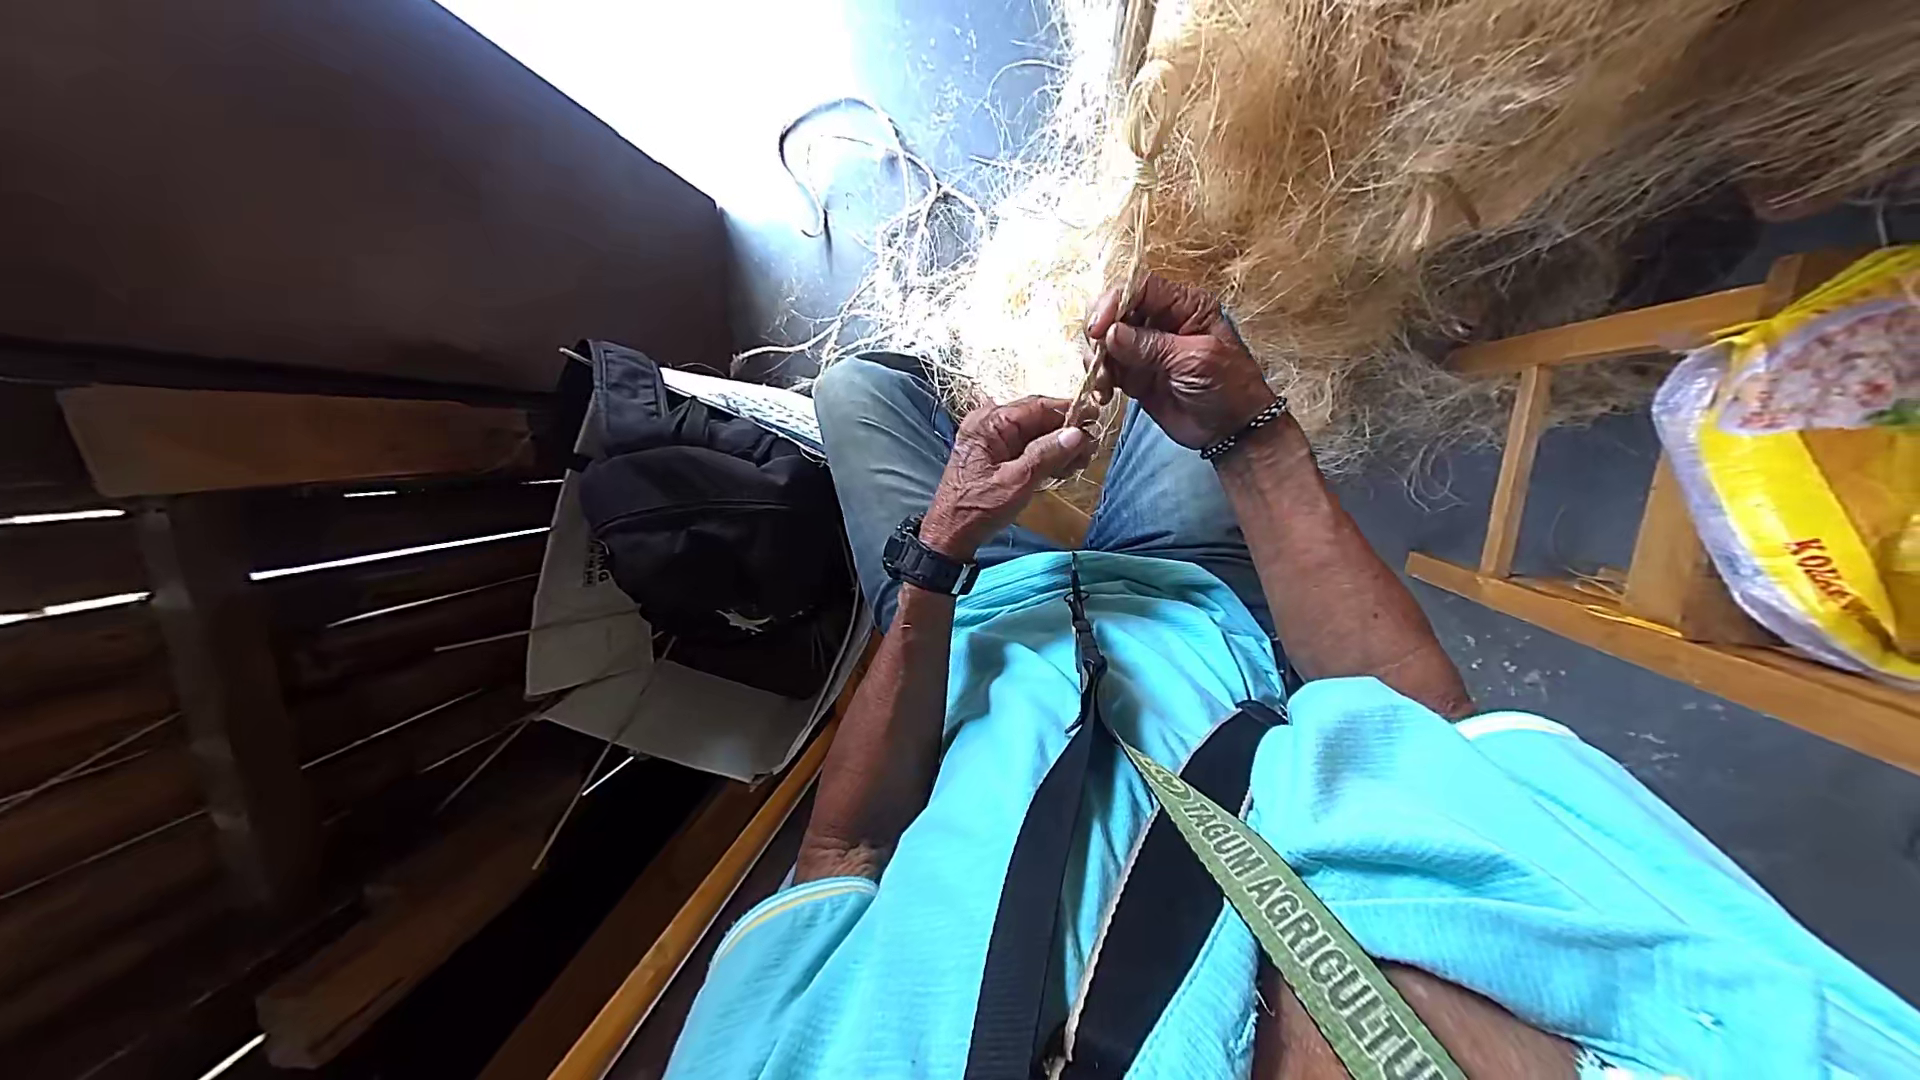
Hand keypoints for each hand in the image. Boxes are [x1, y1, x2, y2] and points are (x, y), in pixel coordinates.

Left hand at [920, 396, 1094, 559]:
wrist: (950, 534)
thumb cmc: (978, 508)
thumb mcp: (1016, 481)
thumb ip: (1047, 455)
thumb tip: (1077, 433)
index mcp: (989, 423)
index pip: (1037, 405)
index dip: (1069, 411)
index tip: (1095, 419)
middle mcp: (989, 424)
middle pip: (1038, 419)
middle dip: (1066, 433)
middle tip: (1089, 451)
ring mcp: (992, 440)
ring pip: (1035, 434)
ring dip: (1058, 447)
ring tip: (1077, 464)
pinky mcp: (996, 457)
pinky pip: (1027, 448)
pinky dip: (1045, 457)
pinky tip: (1061, 470)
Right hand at [1085, 274, 1275, 448]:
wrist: (1229, 429)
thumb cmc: (1226, 386)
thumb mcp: (1194, 359)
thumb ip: (1151, 346)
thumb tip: (1110, 333)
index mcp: (1182, 306)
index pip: (1140, 288)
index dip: (1113, 302)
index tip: (1097, 329)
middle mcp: (1159, 321)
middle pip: (1115, 312)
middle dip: (1099, 333)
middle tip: (1097, 360)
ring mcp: (1143, 349)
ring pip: (1104, 342)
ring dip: (1097, 361)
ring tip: (1103, 384)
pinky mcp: (1133, 375)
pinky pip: (1105, 369)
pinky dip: (1098, 380)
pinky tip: (1103, 396)